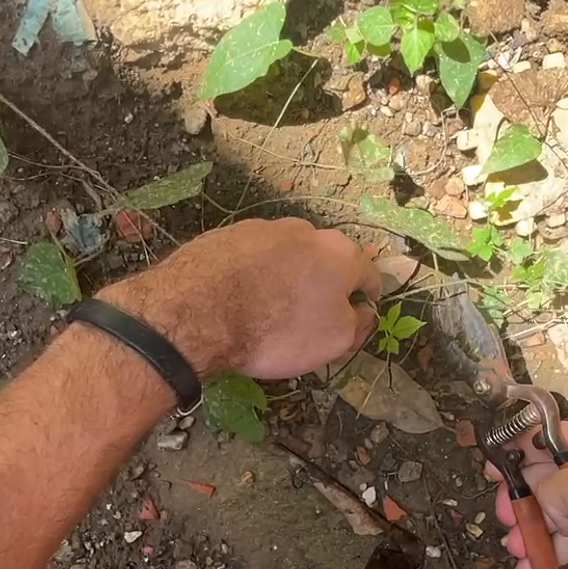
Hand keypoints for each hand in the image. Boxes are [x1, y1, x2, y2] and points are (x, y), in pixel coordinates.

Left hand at [98, 218, 379, 378]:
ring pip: (287, 256)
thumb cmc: (280, 329)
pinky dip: (253, 277)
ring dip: (287, 278)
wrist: (199, 311)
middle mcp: (305, 230)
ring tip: (270, 311)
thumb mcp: (334, 340)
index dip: (367, 298)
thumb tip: (365, 313)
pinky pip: (251, 260)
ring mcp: (261, 228)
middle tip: (311, 318)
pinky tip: (240, 302)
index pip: (368, 273)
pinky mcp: (224, 235)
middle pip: (325, 261)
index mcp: (340, 252)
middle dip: (324, 286)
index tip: (357, 317)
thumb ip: (358, 324)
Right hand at [489, 419, 567, 568]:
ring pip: (561, 508)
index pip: (546, 434)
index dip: (516, 450)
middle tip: (504, 520)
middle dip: (524, 500)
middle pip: (549, 475)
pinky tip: (535, 568)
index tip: (493, 471)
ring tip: (517, 552)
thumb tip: (546, 505)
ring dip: (536, 529)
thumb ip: (549, 489)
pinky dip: (557, 547)